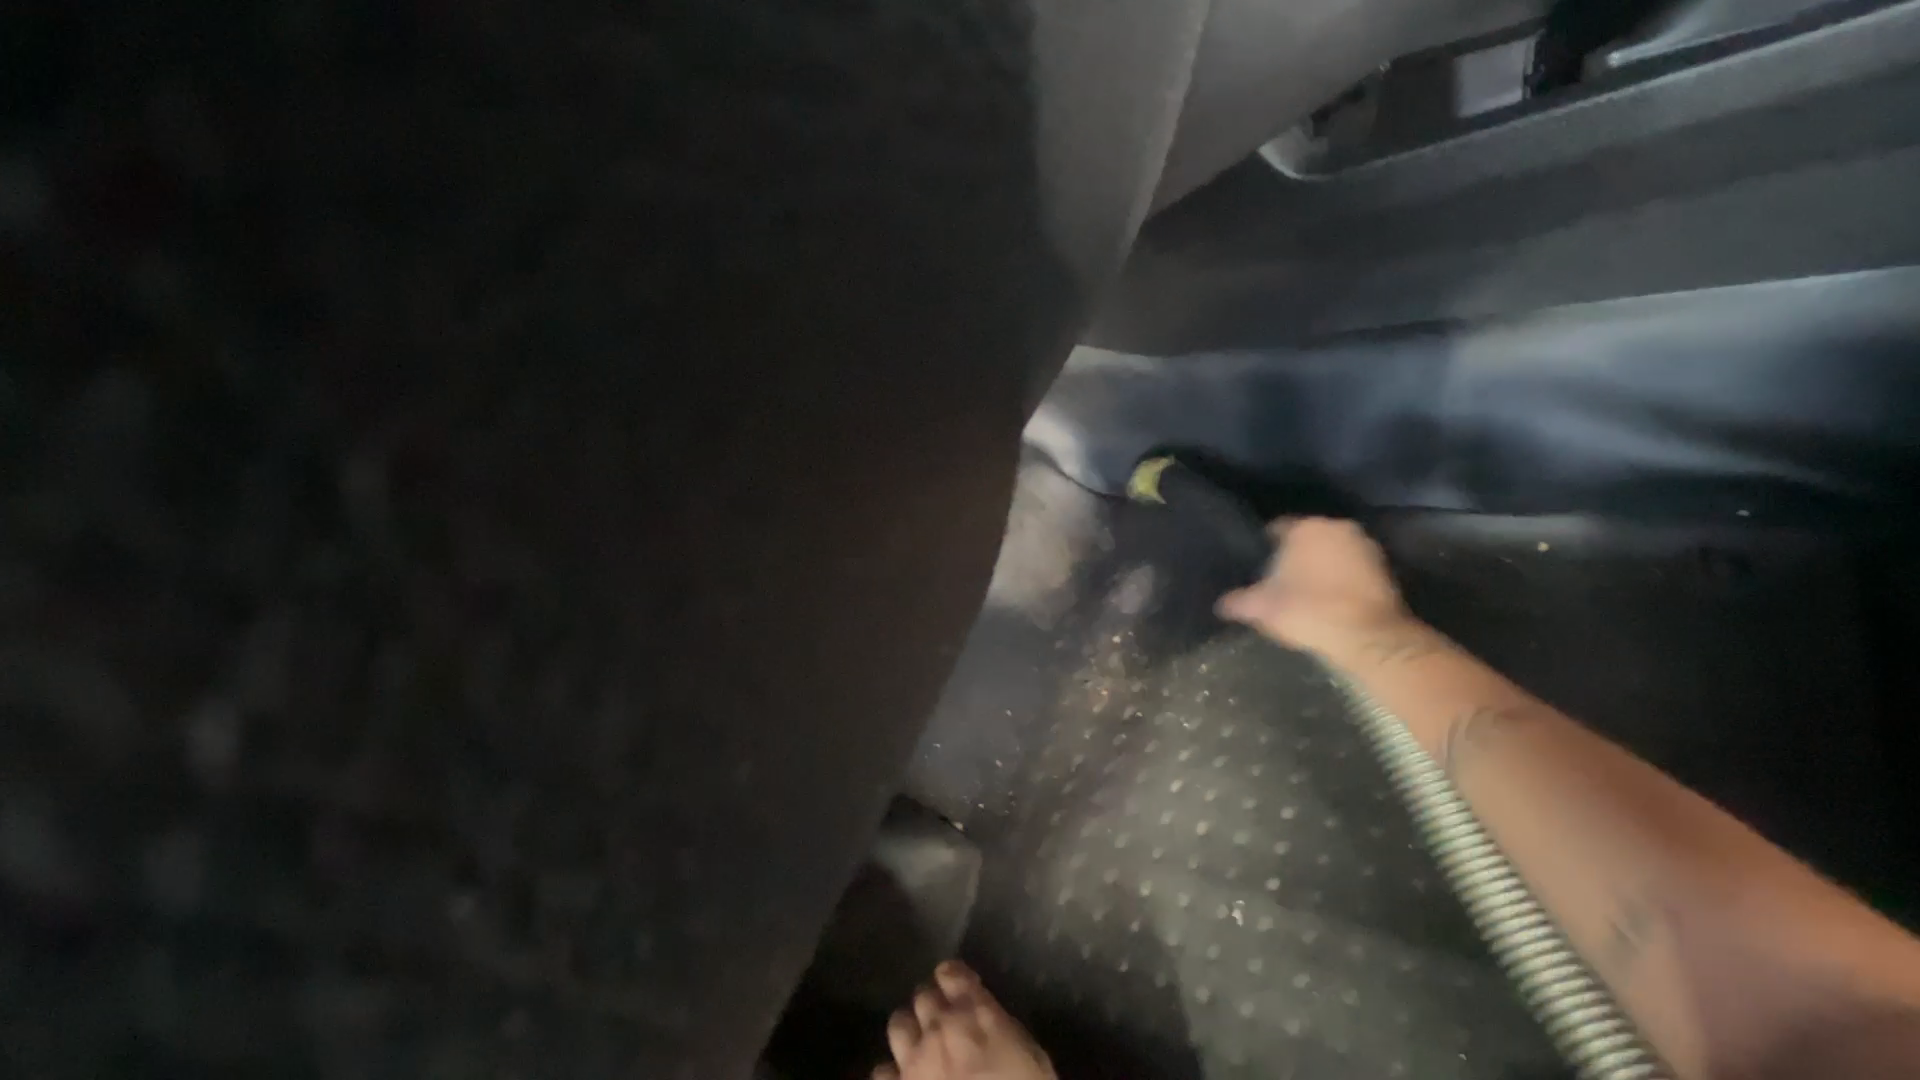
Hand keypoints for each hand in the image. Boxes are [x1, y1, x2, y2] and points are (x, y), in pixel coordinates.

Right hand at [1214, 518, 1412, 652]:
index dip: (1265, 548)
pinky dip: (1343, 578)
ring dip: (1322, 565)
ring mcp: (1365, 545)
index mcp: (1305, 528)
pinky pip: (1353, 568)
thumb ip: (1238, 601)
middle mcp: (1337, 527)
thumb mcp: (1261, 608)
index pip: (1276, 529)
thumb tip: (1221, 604)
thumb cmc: (1308, 611)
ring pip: (1333, 551)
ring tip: (1306, 591)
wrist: (1368, 637)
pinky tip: (1331, 600)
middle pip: (1307, 538)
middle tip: (1280, 579)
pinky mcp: (1385, 568)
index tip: (1258, 567)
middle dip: (1295, 555)